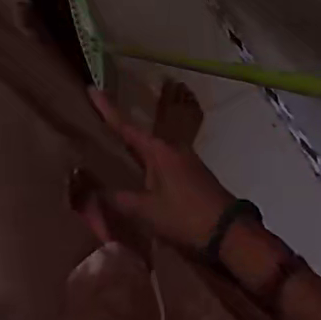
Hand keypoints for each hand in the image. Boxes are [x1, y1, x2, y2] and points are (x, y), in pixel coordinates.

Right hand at [90, 89, 236, 249]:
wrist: (229, 231)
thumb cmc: (186, 216)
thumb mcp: (147, 211)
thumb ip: (119, 200)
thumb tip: (91, 192)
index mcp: (158, 150)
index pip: (125, 126)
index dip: (107, 108)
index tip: (92, 88)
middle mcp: (170, 147)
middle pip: (137, 133)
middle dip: (118, 125)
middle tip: (96, 116)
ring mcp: (183, 158)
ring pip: (150, 146)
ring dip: (132, 144)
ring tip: (113, 143)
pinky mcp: (190, 171)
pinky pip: (160, 158)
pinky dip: (145, 158)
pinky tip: (138, 169)